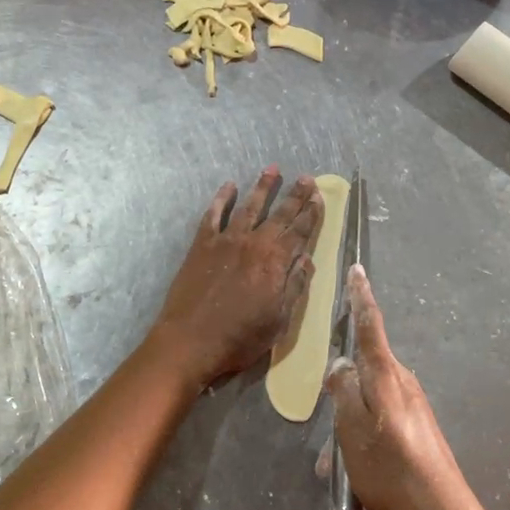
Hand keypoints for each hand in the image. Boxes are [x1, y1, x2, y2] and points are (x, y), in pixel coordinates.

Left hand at [150, 167, 322, 387]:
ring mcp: (226, 240)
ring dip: (262, 187)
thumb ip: (294, 287)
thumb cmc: (239, 338)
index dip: (311, 214)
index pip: (300, 232)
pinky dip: (221, 198)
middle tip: (307, 178)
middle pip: (279, 214)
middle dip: (295, 195)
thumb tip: (307, 259)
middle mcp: (253, 243)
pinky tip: (228, 186)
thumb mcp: (278, 321)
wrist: (190, 341)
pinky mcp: (202, 244)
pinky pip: (214, 214)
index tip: (319, 198)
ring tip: (272, 168)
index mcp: (275, 263)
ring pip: (248, 206)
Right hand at [324, 264, 474, 509]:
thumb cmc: (391, 466)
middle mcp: (402, 380)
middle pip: (364, 366)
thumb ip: (343, 390)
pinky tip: (353, 469)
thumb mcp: (352, 428)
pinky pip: (379, 418)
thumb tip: (340, 365)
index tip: (358, 269)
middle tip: (328, 416)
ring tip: (336, 462)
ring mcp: (412, 403)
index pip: (370, 324)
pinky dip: (362, 436)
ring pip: (369, 399)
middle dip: (342, 388)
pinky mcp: (415, 425)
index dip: (361, 296)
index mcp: (385, 374)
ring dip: (349, 422)